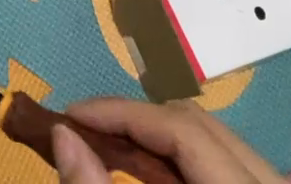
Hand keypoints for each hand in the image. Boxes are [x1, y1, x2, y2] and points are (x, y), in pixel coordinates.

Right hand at [52, 98, 284, 183]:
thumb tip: (63, 135)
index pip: (185, 130)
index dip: (122, 113)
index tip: (68, 116)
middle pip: (202, 127)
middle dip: (136, 122)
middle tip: (82, 132)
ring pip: (216, 143)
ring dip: (156, 141)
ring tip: (108, 152)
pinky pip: (226, 168)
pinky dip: (179, 164)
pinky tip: (147, 178)